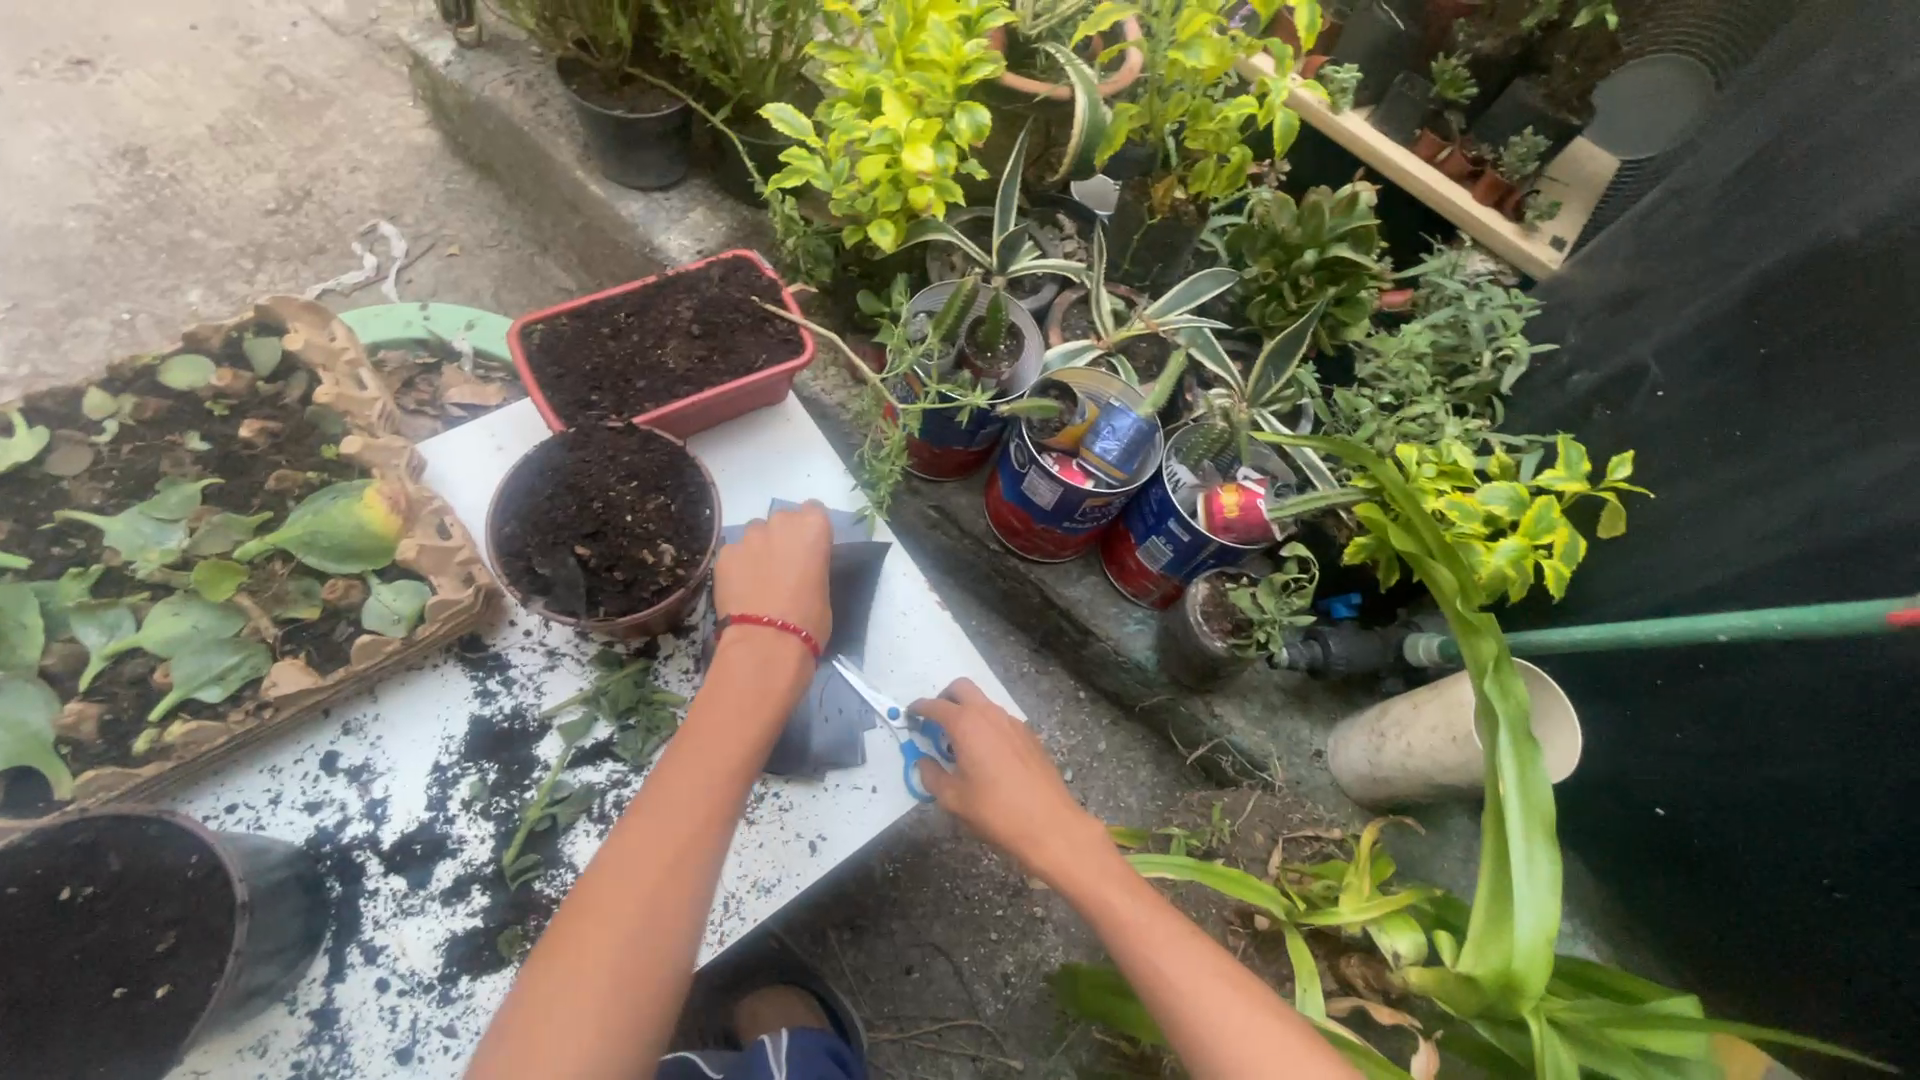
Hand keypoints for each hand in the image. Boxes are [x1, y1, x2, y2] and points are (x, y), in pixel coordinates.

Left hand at [714, 502, 833, 654]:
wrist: (767, 643)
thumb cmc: (810, 620)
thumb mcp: (824, 587)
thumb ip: (812, 565)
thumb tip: (801, 569)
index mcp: (813, 527)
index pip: (813, 510)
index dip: (809, 531)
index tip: (808, 550)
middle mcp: (780, 522)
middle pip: (781, 520)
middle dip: (782, 537)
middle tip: (783, 567)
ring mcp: (748, 537)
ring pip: (754, 534)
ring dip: (757, 549)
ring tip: (757, 580)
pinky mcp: (724, 554)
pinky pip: (733, 553)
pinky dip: (737, 566)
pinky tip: (740, 589)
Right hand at [909, 679, 1109, 885]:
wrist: (1049, 823)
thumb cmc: (995, 811)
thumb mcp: (953, 798)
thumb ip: (932, 775)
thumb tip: (923, 762)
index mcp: (966, 725)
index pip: (935, 706)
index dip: (919, 708)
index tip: (911, 715)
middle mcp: (990, 715)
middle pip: (962, 688)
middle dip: (944, 697)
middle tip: (935, 721)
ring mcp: (1013, 722)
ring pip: (984, 702)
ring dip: (968, 711)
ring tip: (960, 743)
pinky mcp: (1029, 735)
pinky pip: (1001, 719)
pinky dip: (987, 725)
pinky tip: (987, 755)